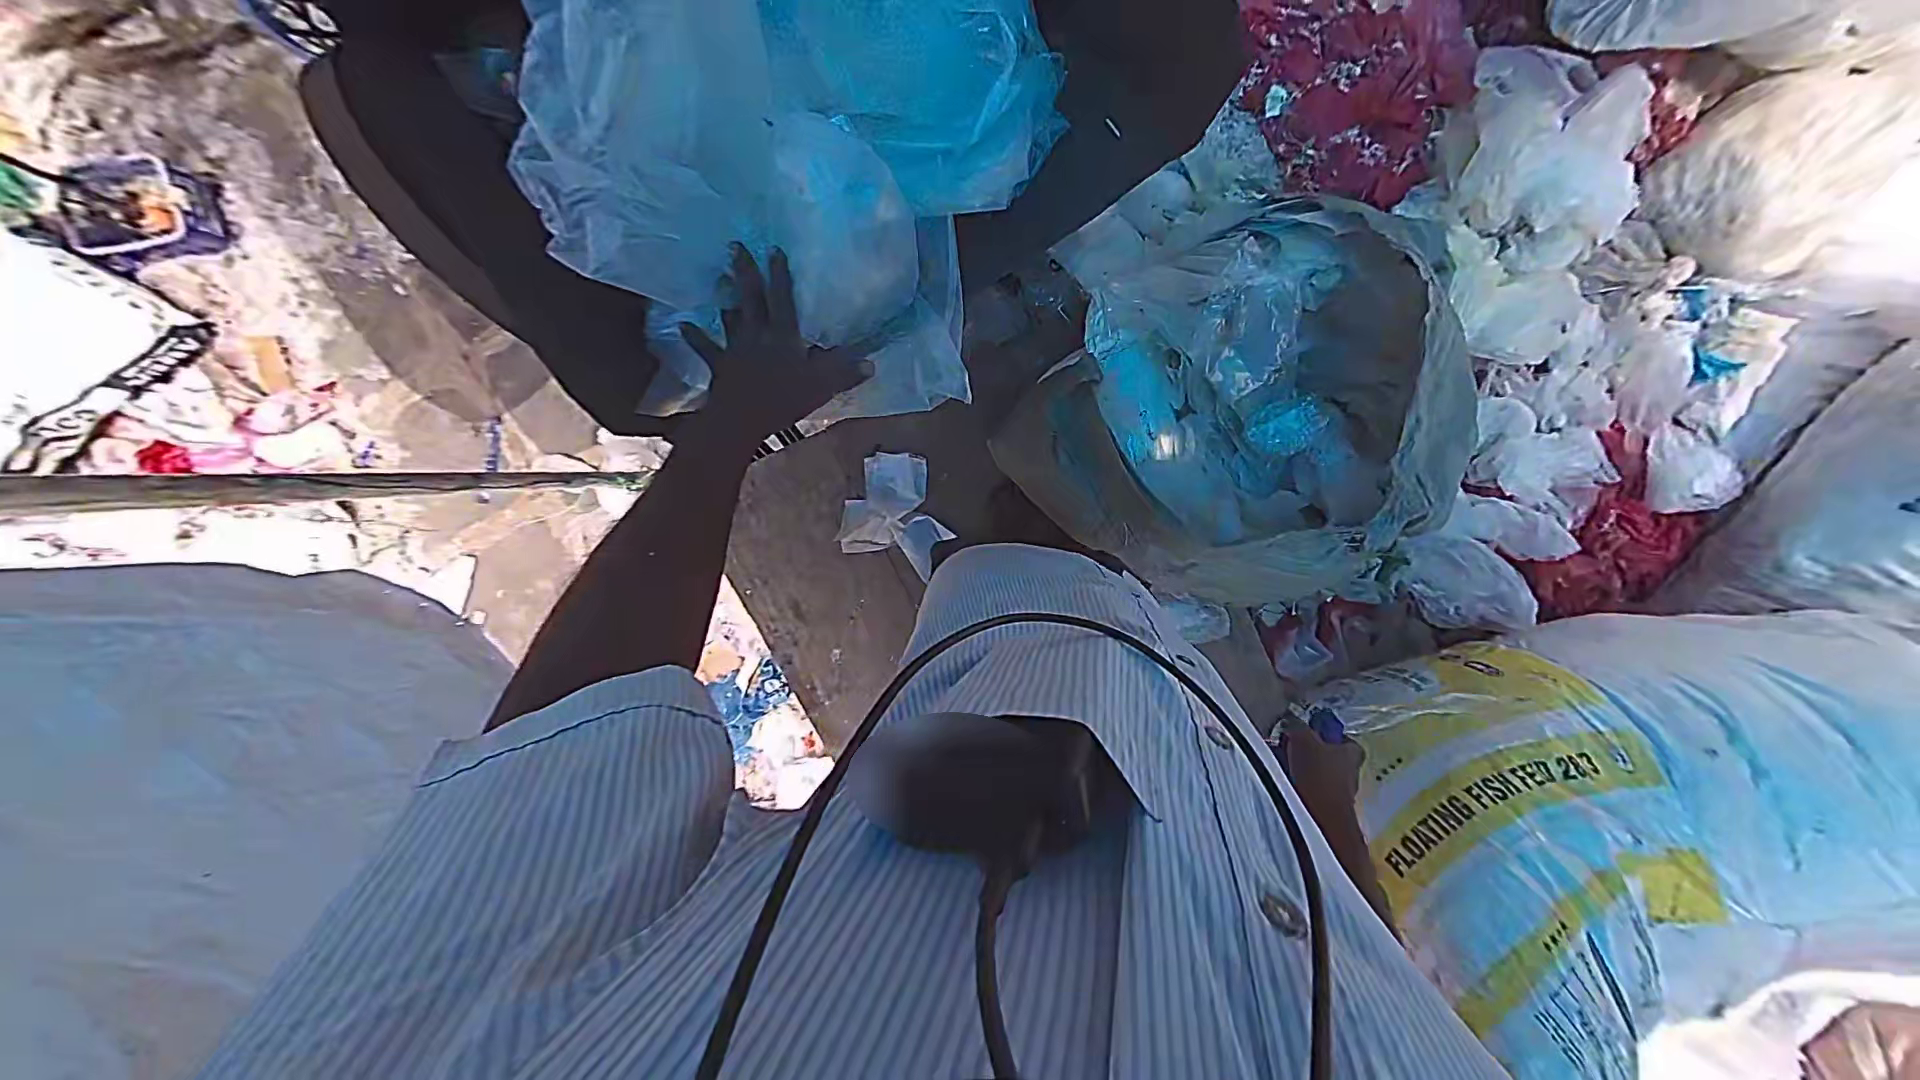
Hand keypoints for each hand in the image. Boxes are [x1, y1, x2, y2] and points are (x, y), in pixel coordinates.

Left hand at [679, 244, 872, 452]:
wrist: (743, 419)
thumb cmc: (784, 400)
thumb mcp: (822, 386)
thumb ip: (845, 372)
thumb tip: (871, 363)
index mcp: (784, 336)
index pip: (783, 299)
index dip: (780, 274)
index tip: (774, 249)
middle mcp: (758, 335)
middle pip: (751, 298)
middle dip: (745, 271)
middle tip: (734, 246)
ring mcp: (736, 349)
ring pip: (730, 317)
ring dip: (724, 297)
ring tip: (717, 278)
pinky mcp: (720, 366)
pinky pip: (707, 349)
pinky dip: (695, 337)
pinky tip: (682, 325)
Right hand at [1284, 725, 1364, 803]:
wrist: (1320, 818)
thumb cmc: (1317, 773)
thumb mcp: (1303, 739)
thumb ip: (1298, 726)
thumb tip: (1290, 719)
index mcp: (1352, 753)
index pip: (1347, 740)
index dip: (1330, 735)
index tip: (1311, 731)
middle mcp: (1352, 774)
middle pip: (1334, 758)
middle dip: (1314, 753)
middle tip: (1292, 748)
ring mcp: (1342, 795)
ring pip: (1323, 776)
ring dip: (1306, 771)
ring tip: (1284, 767)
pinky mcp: (1329, 811)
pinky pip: (1314, 792)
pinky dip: (1302, 787)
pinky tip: (1287, 784)